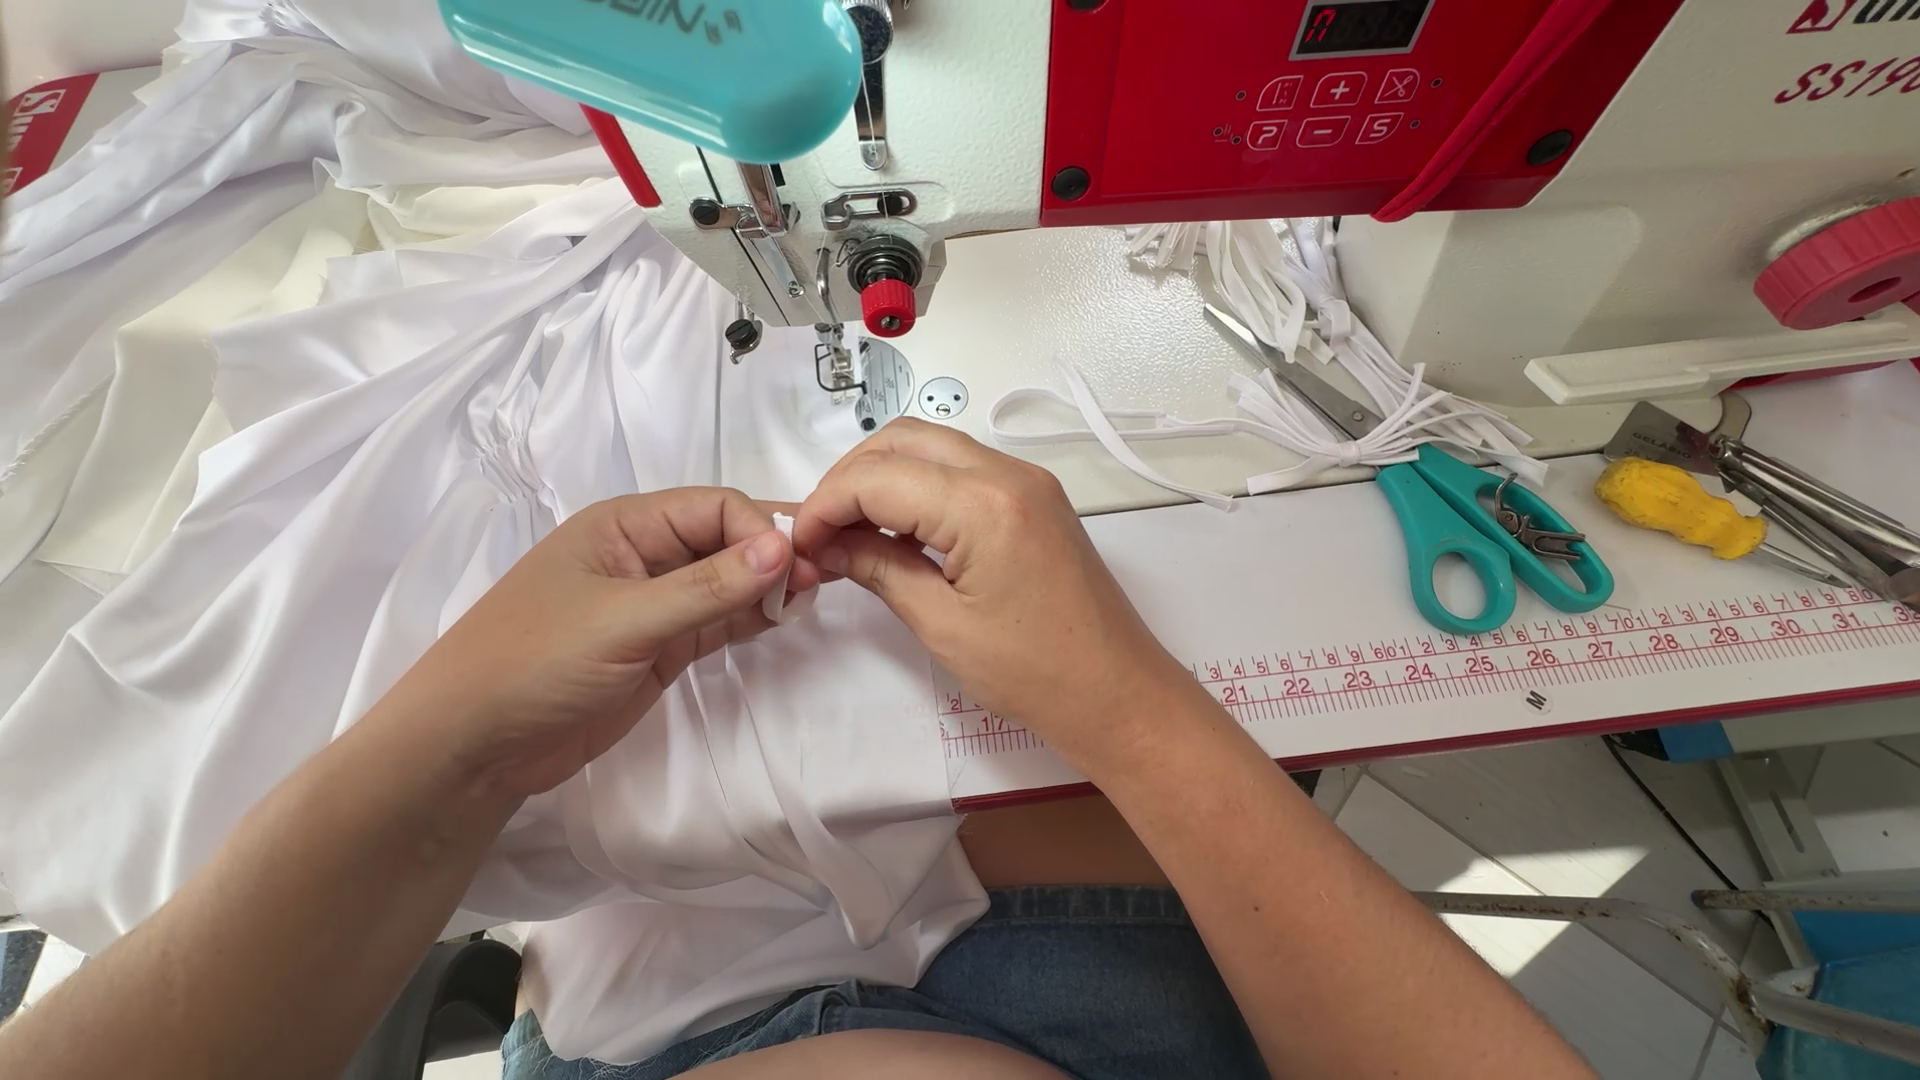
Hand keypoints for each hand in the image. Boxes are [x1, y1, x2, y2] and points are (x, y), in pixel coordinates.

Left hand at [382, 489, 817, 797]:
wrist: (472, 749)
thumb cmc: (535, 663)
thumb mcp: (624, 620)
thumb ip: (706, 587)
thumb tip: (783, 550)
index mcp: (627, 526)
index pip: (715, 507)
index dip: (760, 530)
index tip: (795, 567)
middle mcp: (646, 555)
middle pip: (727, 538)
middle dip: (773, 553)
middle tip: (823, 577)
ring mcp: (657, 602)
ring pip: (729, 579)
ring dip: (768, 585)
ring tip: (812, 596)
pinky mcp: (663, 644)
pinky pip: (720, 617)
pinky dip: (751, 616)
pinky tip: (782, 617)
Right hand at [793, 420, 1191, 767]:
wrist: (1117, 693)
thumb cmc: (1033, 674)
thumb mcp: (942, 625)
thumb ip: (878, 568)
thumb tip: (825, 544)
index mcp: (984, 505)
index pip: (878, 477)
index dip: (825, 505)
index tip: (800, 544)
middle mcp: (1008, 473)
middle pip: (902, 439)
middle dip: (850, 478)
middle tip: (822, 532)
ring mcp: (1028, 479)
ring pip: (932, 444)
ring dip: (883, 475)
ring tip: (852, 529)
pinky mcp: (1036, 495)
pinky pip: (962, 467)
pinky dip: (920, 484)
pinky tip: (898, 525)